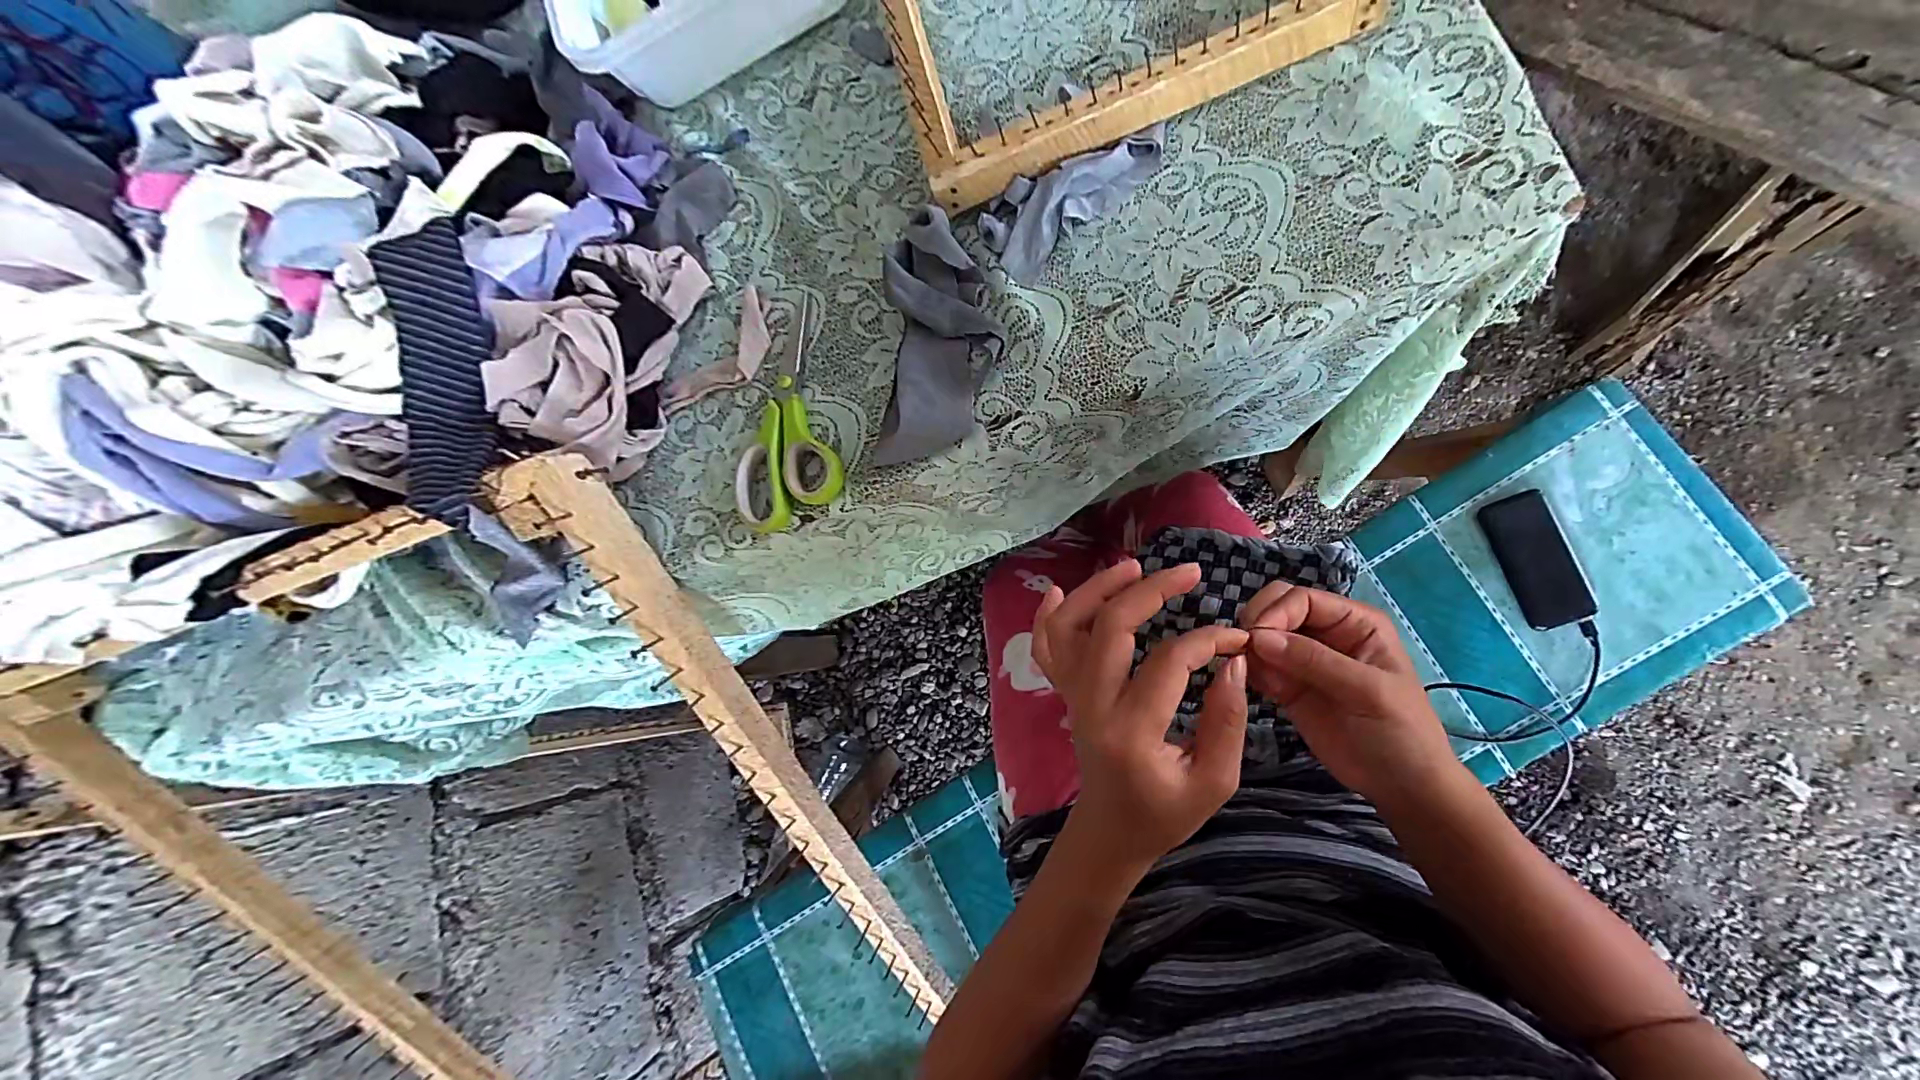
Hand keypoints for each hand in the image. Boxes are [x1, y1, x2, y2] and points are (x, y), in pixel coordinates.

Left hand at [1033, 559, 1249, 871]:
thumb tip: (1233, 661)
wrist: (1109, 832)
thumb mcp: (1214, 782)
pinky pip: (1046, 649)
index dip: (1208, 640)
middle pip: (1109, 629)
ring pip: (1068, 629)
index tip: (1237, 638)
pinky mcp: (1065, 694)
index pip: (1169, 662)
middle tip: (1188, 572)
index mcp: (1132, 732)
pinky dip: (1047, 617)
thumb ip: (1227, 721)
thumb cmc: (1164, 814)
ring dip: (1096, 590)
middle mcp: (1092, 706)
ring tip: (1133, 566)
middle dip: (1150, 591)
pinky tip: (1059, 591)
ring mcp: (1072, 697)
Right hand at [1237, 583, 1469, 806]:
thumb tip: (1259, 637)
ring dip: (1247, 647)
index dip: (1276, 612)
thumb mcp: (1367, 691)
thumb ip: (1315, 661)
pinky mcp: (1286, 685)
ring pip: (1261, 635)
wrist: (1401, 785)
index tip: (1255, 637)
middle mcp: (1326, 633)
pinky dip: (1246, 669)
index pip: (1303, 599)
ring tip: (1242, 668)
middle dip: (1256, 623)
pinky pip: (1257, 665)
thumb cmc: (1401, 732)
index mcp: (1354, 622)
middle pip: (1276, 608)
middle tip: (1243, 649)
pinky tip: (1246, 682)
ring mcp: (1303, 659)